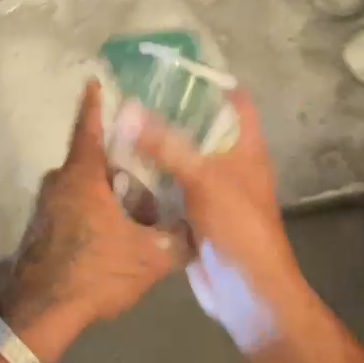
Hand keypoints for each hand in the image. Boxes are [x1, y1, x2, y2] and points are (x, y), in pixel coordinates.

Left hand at [0, 81, 186, 359]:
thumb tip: (197, 231)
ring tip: (140, 221)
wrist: (40, 314)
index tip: (94, 80)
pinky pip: (74, 208)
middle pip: (95, 162)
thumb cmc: (93, 272)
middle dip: (123, 170)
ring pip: (86, 188)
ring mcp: (47, 206)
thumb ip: (177, 241)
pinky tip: (116, 240)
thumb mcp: (148, 259)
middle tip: (151, 183)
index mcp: (82, 175)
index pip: (89, 127)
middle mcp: (59, 181)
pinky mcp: (42, 229)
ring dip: (110, 198)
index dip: (94, 103)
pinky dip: (95, 214)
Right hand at [128, 89, 305, 351]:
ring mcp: (210, 192)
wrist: (247, 295)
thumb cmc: (238, 227)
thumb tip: (127, 108)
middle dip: (169, 113)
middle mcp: (229, 165)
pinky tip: (118, 168)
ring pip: (179, 160)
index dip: (213, 81)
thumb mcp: (203, 178)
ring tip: (116, 124)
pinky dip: (147, 180)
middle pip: (200, 129)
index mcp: (245, 148)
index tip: (176, 67)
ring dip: (154, 147)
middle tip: (130, 93)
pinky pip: (167, 190)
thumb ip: (166, 143)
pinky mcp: (192, 217)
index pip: (235, 102)